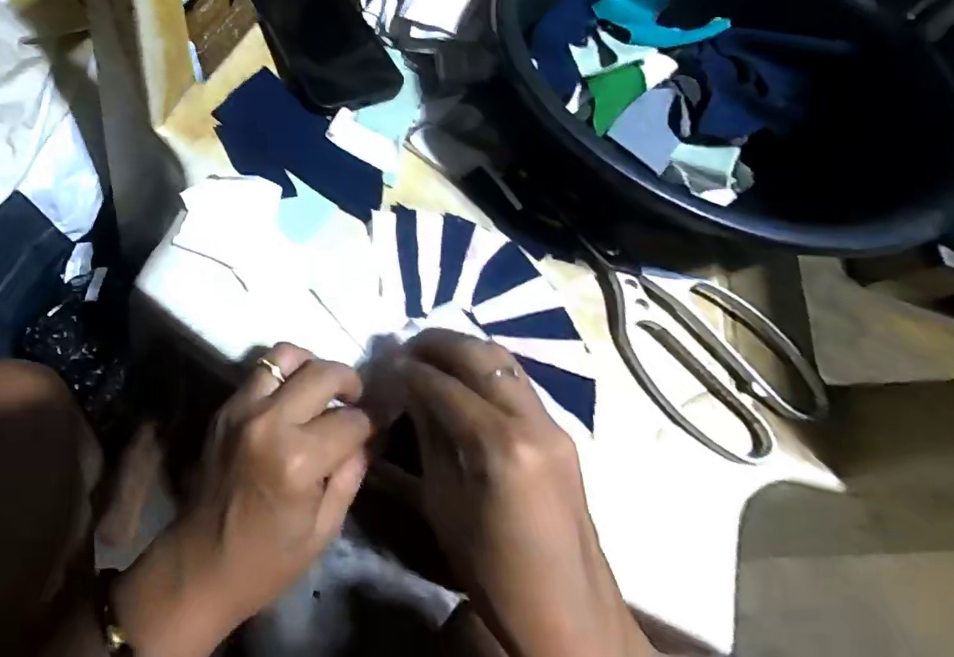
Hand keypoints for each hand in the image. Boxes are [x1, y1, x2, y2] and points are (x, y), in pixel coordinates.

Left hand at [112, 343, 371, 656]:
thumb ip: (350, 474)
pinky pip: (261, 370)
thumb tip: (365, 436)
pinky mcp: (225, 408)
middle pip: (324, 373)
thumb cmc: (267, 559)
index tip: (371, 432)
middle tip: (354, 399)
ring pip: (288, 355)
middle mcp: (270, 423)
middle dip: (350, 383)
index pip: (352, 420)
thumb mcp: (324, 528)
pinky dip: (283, 375)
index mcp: (298, 460)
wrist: (199, 566)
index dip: (368, 426)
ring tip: (321, 388)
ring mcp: (243, 410)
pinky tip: (292, 398)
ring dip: (313, 366)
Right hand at [402, 330, 651, 656]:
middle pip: (481, 357)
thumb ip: (429, 439)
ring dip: (466, 349)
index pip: (445, 386)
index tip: (387, 359)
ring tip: (433, 352)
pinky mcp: (562, 430)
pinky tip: (465, 375)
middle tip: (408, 344)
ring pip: (505, 361)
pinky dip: (488, 369)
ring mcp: (553, 423)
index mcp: (499, 446)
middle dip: (440, 343)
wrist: (566, 609)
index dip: (411, 369)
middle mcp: (531, 421)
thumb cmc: (492, 570)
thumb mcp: (444, 505)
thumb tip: (408, 393)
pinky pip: (519, 382)